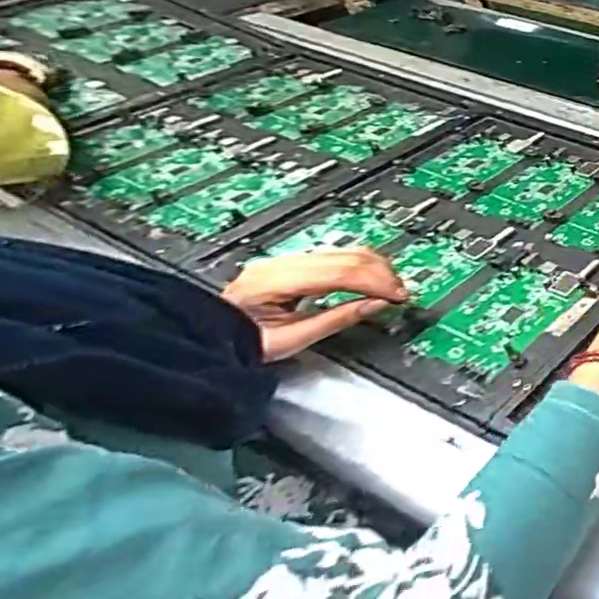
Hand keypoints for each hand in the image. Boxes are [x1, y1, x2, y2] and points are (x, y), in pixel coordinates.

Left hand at [222, 248, 408, 360]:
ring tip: (390, 287)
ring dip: (377, 267)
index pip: (340, 272)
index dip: (377, 282)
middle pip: (347, 256)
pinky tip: (373, 278)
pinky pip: (339, 254)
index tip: (398, 296)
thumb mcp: (288, 341)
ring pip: (348, 251)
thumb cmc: (234, 348)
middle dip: (381, 274)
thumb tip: (378, 304)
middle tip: (400, 292)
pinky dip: (364, 265)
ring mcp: (286, 259)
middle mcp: (279, 263)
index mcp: (273, 281)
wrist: (198, 346)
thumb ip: (336, 319)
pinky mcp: (294, 261)